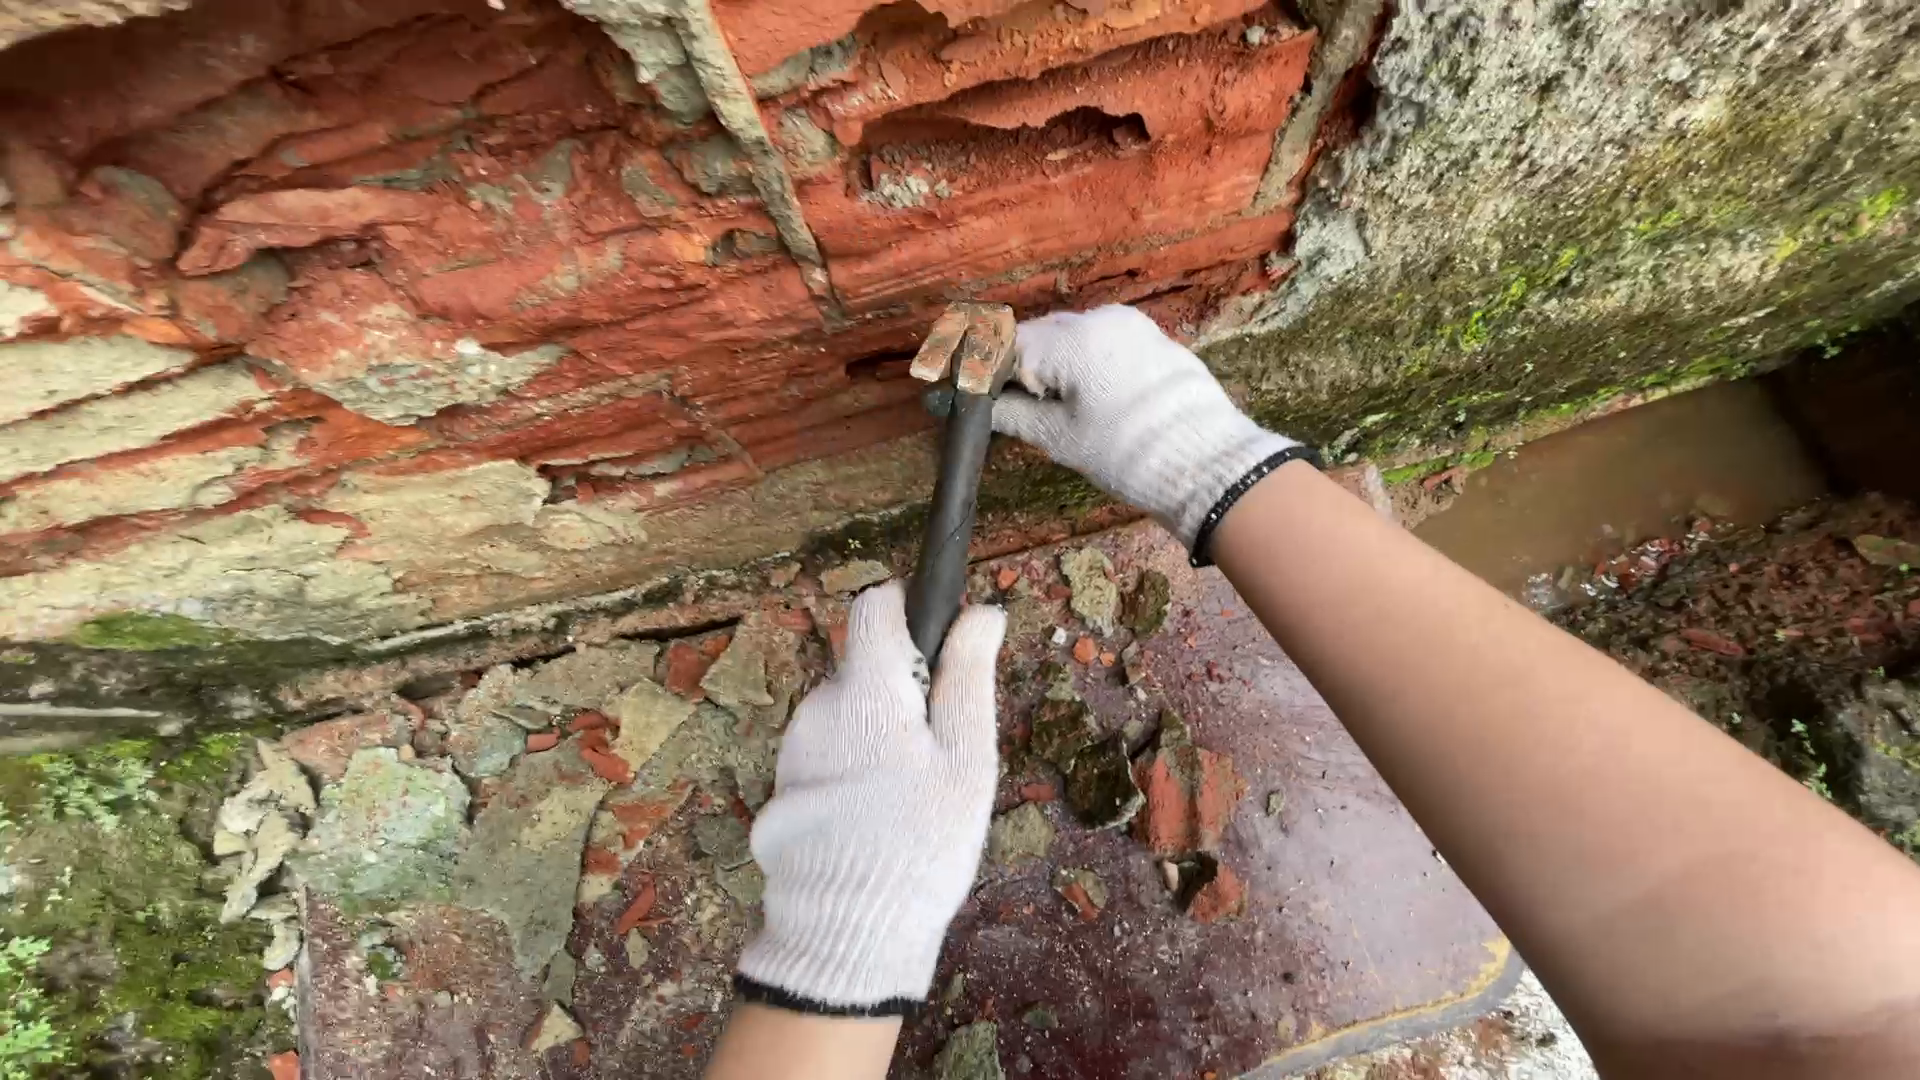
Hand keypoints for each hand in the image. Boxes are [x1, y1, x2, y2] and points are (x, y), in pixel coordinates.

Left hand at [735, 582, 1004, 1012]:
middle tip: (935, 747)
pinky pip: (828, 744)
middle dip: (901, 686)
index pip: (875, 606)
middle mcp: (819, 704)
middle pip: (866, 664)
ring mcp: (795, 743)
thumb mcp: (965, 758)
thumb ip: (967, 676)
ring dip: (878, 727)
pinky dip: (853, 757)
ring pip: (848, 707)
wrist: (846, 933)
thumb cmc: (922, 838)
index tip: (936, 645)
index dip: (907, 609)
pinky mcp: (784, 778)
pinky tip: (872, 808)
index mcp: (866, 689)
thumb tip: (982, 610)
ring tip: (904, 788)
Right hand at [992, 304, 1301, 551]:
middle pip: (1041, 335)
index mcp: (1075, 338)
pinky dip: (1082, 365)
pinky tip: (1085, 400)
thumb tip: (978, 404)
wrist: (1209, 466)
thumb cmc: (1126, 454)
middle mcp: (1103, 318)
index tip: (976, 396)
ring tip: (1050, 408)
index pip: (1009, 342)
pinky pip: (1102, 345)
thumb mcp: (1059, 437)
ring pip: (1072, 338)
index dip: (986, 370)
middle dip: (1019, 366)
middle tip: (1009, 406)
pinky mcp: (1153, 341)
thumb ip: (1011, 413)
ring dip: (1051, 365)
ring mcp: (1132, 326)